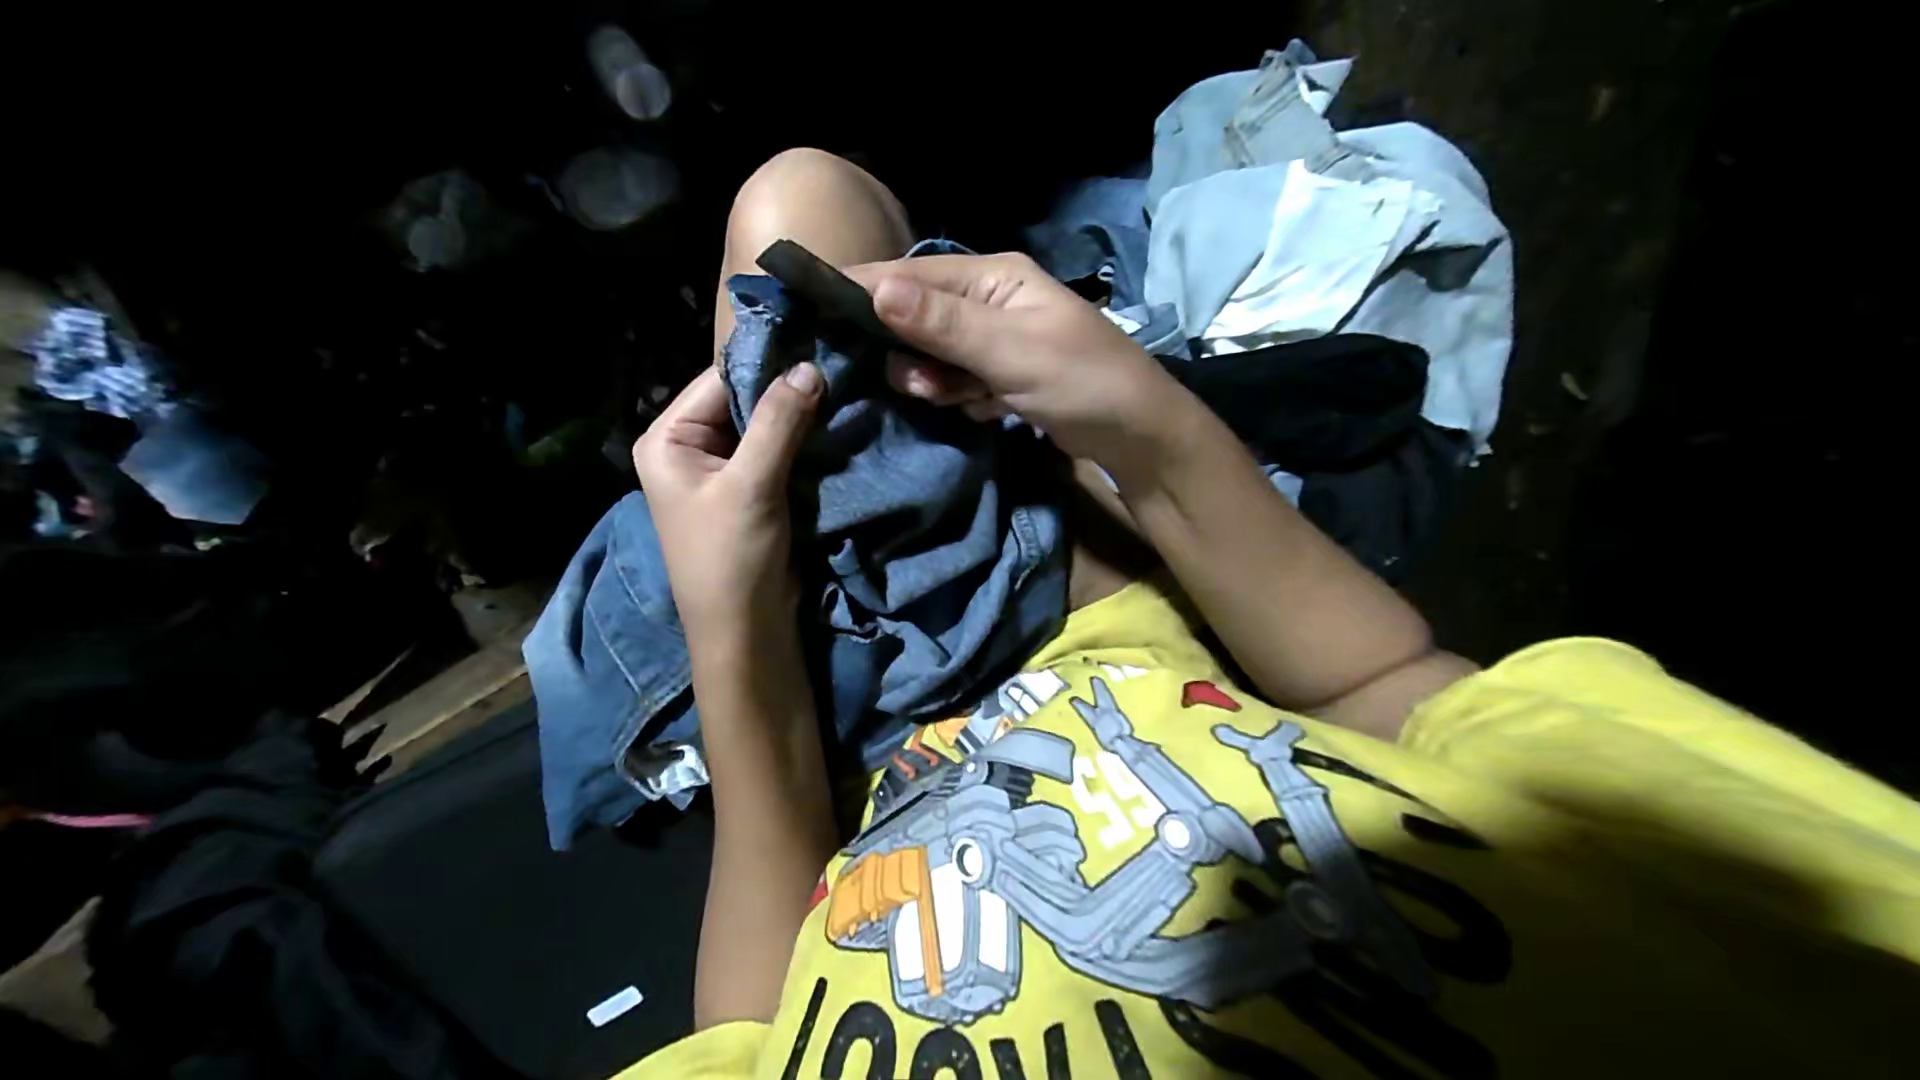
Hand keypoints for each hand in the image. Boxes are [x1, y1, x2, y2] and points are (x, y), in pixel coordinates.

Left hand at [631, 364, 823, 644]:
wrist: (746, 629)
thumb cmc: (732, 557)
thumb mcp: (752, 485)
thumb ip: (778, 423)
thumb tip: (810, 367)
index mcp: (668, 439)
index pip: (719, 381)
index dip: (767, 365)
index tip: (817, 348)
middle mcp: (690, 448)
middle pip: (742, 402)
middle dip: (787, 393)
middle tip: (838, 369)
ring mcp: (722, 470)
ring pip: (765, 428)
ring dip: (800, 419)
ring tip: (843, 394)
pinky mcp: (751, 491)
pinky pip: (778, 453)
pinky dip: (803, 444)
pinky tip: (834, 429)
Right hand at [845, 253, 1189, 468]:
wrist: (1137, 437)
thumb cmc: (1081, 382)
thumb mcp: (1011, 350)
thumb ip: (944, 323)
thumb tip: (877, 289)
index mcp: (995, 277)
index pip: (914, 275)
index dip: (867, 289)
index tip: (816, 305)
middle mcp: (992, 301)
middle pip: (920, 317)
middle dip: (913, 352)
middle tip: (924, 383)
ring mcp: (998, 341)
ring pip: (937, 355)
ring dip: (939, 381)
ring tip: (963, 399)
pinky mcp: (1003, 377)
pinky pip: (960, 382)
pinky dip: (963, 397)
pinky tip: (985, 409)